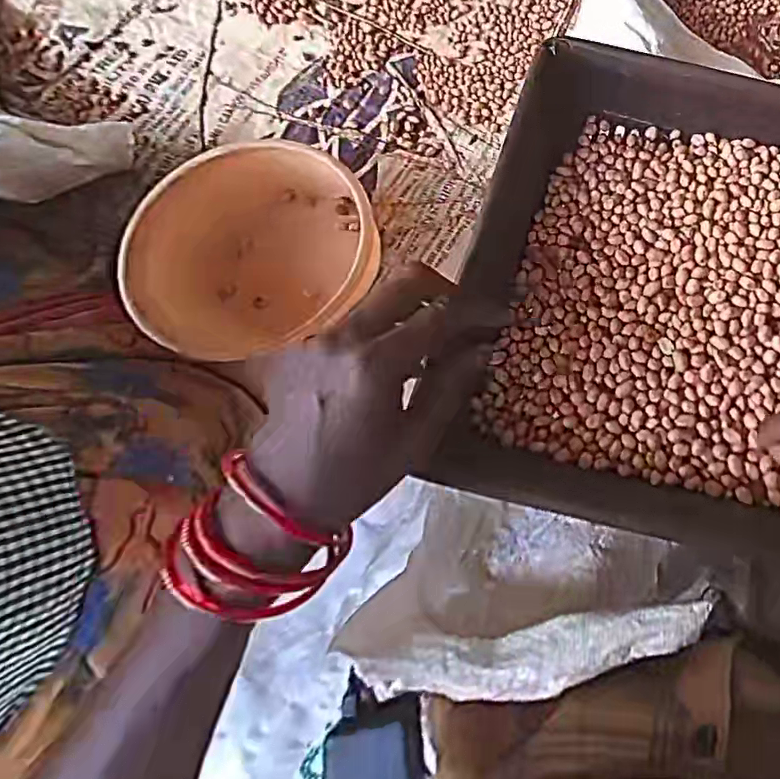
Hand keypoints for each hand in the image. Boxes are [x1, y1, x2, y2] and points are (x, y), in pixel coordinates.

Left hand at [230, 259, 506, 551]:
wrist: (278, 497)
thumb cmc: (355, 477)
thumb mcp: (415, 439)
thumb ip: (450, 385)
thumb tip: (482, 349)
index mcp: (375, 364)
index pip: (439, 315)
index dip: (477, 312)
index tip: (501, 317)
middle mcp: (345, 336)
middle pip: (408, 280)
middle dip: (447, 291)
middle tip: (466, 318)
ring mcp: (321, 334)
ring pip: (382, 294)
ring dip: (416, 307)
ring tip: (435, 342)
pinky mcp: (307, 341)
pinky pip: (359, 316)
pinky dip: (388, 323)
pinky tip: (397, 357)